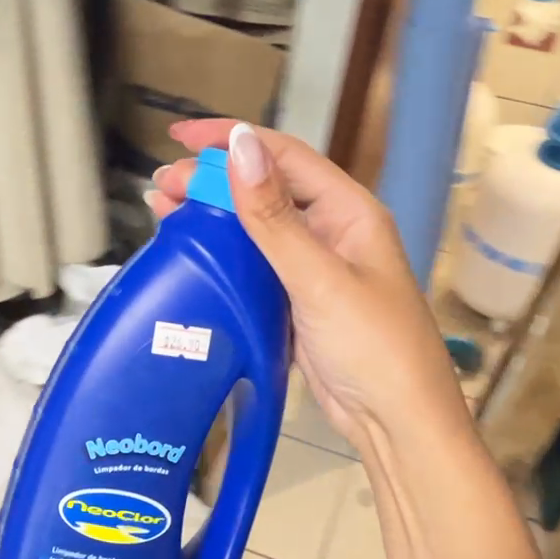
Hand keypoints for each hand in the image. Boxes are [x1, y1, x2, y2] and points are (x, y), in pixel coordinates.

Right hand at [148, 120, 469, 450]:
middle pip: (266, 191)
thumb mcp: (320, 279)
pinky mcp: (297, 306)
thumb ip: (275, 218)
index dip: (234, 139)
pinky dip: (223, 259)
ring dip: (213, 218)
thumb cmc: (373, 346)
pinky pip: (255, 270)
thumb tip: (241, 146)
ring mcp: (314, 271)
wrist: (396, 421)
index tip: (182, 136)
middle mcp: (332, 233)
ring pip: (256, 231)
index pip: (286, 157)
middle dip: (214, 181)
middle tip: (163, 185)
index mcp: (349, 212)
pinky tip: (192, 257)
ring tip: (164, 211)